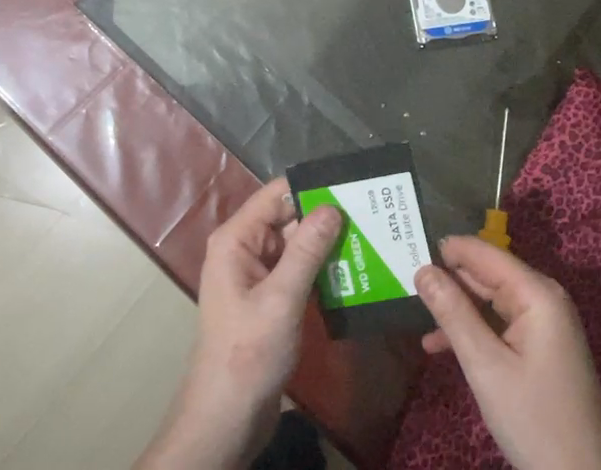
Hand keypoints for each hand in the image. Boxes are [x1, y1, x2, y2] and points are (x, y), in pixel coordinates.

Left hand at [135, 177, 343, 469]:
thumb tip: (332, 207)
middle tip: (373, 212)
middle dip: (325, 216)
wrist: (228, 414)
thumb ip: (306, 251)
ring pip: (295, 246)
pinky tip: (354, 270)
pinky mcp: (268, 299)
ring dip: (327, 244)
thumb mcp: (281, 298)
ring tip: (372, 236)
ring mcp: (255, 275)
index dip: (312, 188)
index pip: (276, 195)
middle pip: (287, 218)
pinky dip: (321, 270)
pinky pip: (296, 271)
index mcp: (236, 239)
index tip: (353, 186)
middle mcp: (243, 249)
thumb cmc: (248, 351)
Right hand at [415, 236, 600, 469]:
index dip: (447, 249)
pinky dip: (471, 331)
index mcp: (537, 295)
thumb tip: (423, 269)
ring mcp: (544, 325)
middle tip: (402, 277)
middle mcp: (544, 300)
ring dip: (455, 308)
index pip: (485, 254)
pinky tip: (438, 345)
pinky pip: (499, 325)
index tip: (405, 247)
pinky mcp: (540, 349)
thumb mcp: (485, 365)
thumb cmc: (534, 418)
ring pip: (490, 301)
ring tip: (413, 311)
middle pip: (488, 275)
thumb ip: (453, 313)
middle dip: (448, 277)